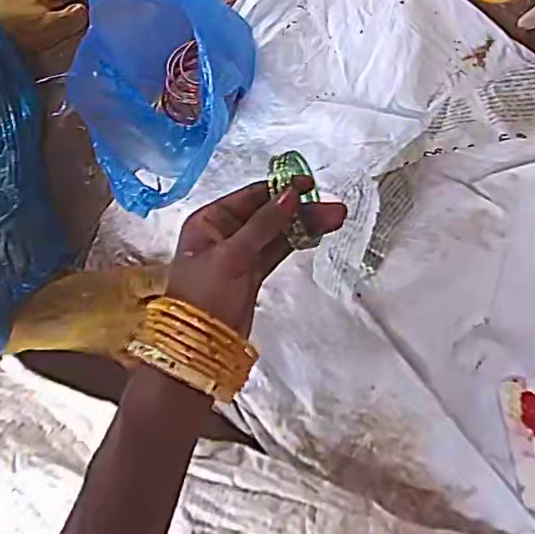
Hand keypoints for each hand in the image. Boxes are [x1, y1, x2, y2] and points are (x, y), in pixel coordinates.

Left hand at [163, 179, 347, 336]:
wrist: (199, 348)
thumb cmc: (203, 296)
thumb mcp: (232, 255)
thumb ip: (264, 224)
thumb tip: (290, 194)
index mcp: (209, 221)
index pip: (250, 196)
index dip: (280, 189)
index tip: (309, 185)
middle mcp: (224, 234)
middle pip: (268, 214)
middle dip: (300, 209)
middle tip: (332, 207)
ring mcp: (240, 254)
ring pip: (277, 232)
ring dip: (304, 224)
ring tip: (335, 217)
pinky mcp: (252, 273)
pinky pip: (278, 250)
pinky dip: (296, 241)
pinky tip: (317, 233)